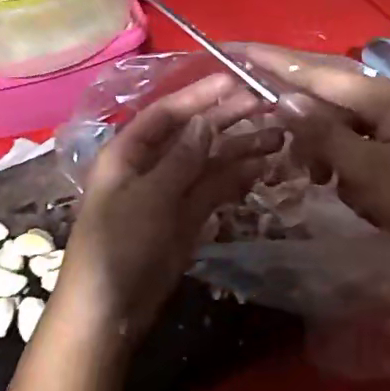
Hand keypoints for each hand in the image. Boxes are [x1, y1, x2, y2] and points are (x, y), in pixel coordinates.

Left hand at [54, 72, 280, 339]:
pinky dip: (238, 178)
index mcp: (128, 153)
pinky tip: (265, 166)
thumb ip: (182, 159)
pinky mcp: (188, 218)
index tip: (236, 80)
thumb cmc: (119, 245)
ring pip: (210, 162)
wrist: (110, 310)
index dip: (200, 96)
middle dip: (229, 119)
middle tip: (269, 105)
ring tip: (279, 135)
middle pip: (193, 134)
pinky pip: (215, 189)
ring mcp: (171, 193)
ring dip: (241, 148)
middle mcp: (151, 166)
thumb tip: (207, 121)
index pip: (167, 114)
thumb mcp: (149, 196)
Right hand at [245, 45, 389, 286]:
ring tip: (304, 170)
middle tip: (246, 100)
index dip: (265, 59)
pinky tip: (330, 176)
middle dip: (284, 93)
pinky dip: (335, 152)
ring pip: (336, 113)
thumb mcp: (368, 174)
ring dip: (312, 134)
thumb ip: (323, 135)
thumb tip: (283, 98)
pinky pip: (354, 136)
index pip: (308, 69)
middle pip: (321, 82)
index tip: (227, 48)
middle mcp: (384, 96)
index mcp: (375, 96)